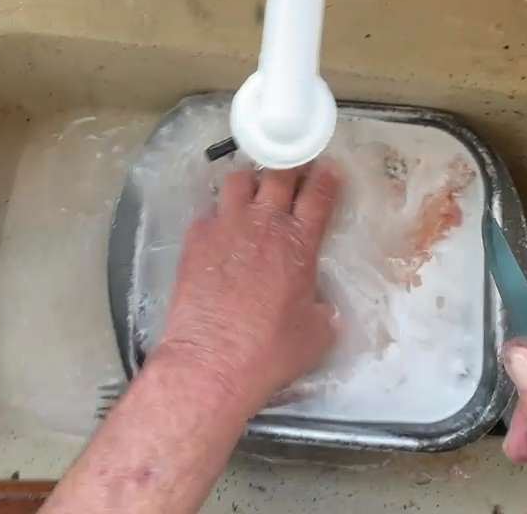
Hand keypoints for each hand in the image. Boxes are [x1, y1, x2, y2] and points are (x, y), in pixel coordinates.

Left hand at [152, 166, 340, 413]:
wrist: (212, 360)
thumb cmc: (270, 351)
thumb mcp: (317, 335)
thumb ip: (324, 309)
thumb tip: (322, 305)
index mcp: (299, 243)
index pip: (319, 195)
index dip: (326, 177)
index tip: (328, 169)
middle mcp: (264, 223)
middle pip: (280, 174)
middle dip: (290, 165)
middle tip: (293, 169)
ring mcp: (227, 225)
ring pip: (240, 180)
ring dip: (251, 182)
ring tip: (253, 193)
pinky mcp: (197, 236)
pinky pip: (210, 209)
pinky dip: (219, 213)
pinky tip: (220, 229)